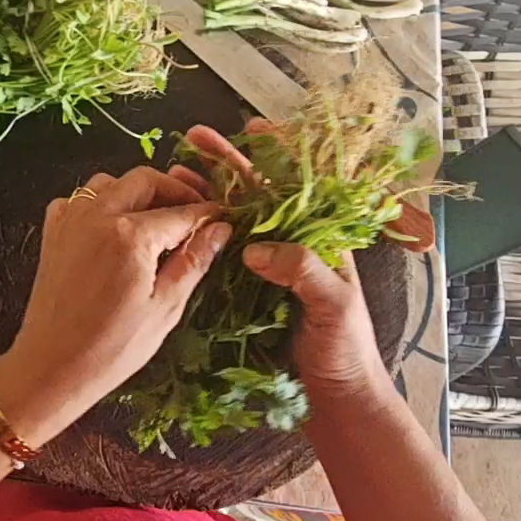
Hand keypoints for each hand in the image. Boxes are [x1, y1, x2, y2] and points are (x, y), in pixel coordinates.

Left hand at [0, 166, 231, 444]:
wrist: (52, 365)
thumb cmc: (113, 347)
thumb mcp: (165, 307)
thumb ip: (193, 261)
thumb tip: (219, 229)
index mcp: (130, 234)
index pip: (180, 211)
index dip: (207, 214)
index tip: (223, 219)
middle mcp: (97, 215)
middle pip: (144, 181)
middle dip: (173, 191)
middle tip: (194, 214)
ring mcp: (70, 220)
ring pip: (109, 183)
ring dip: (136, 192)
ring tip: (157, 221)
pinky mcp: (53, 233)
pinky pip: (80, 200)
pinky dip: (101, 204)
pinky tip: (115, 230)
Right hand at [178, 124, 391, 406]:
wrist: (333, 395)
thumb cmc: (347, 349)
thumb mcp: (336, 305)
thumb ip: (303, 271)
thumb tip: (255, 249)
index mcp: (320, 236)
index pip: (296, 183)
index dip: (274, 151)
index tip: (251, 126)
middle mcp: (289, 242)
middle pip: (254, 192)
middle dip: (225, 162)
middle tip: (193, 139)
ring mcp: (264, 264)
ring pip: (230, 217)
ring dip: (203, 191)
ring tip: (172, 171)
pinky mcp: (242, 287)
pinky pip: (217, 251)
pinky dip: (197, 231)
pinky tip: (175, 217)